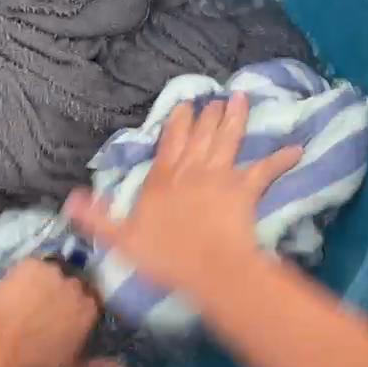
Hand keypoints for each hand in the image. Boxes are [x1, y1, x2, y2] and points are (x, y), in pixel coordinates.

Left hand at [0, 261, 133, 366]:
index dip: (79, 310)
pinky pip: (34, 266)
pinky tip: (16, 290)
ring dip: (47, 283)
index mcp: (91, 310)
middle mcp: (78, 286)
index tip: (67, 319)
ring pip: (55, 273)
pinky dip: (27, 275)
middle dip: (64, 295)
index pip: (93, 301)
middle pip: (75, 285)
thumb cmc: (35, 363)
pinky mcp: (30, 263)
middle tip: (45, 310)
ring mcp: (53, 271)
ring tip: (28, 299)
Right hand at [63, 94, 299, 296]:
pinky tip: (297, 148)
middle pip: (200, 136)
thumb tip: (70, 198)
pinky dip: (281, 159)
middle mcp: (191, 171)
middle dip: (206, 115)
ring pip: (228, 141)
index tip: (183, 104)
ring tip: (241, 99)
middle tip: (213, 97)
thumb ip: (97, 217)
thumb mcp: (121, 239)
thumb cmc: (164, 256)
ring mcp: (220, 177)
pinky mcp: (245, 190)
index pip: (169, 145)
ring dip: (235, 119)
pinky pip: (265, 170)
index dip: (176, 123)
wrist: (208, 269)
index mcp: (163, 180)